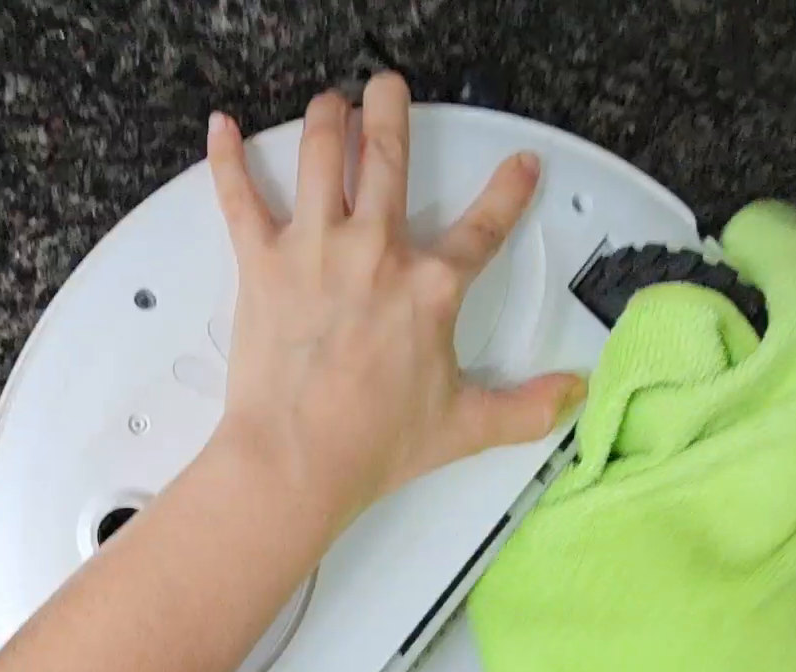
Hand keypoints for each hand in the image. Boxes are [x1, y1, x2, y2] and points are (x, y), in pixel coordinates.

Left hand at [205, 73, 584, 528]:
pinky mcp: (262, 265)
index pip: (484, 227)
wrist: (298, 459)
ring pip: (321, 156)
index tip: (519, 167)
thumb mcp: (465, 427)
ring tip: (330, 105)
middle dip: (390, 112)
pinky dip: (228, 159)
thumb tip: (573, 395)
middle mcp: (375, 251)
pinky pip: (239, 198)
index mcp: (430, 287)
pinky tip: (223, 128)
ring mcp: (314, 250)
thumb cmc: (373, 442)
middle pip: (387, 158)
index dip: (508, 193)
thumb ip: (527, 408)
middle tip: (388, 88)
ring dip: (327, 120)